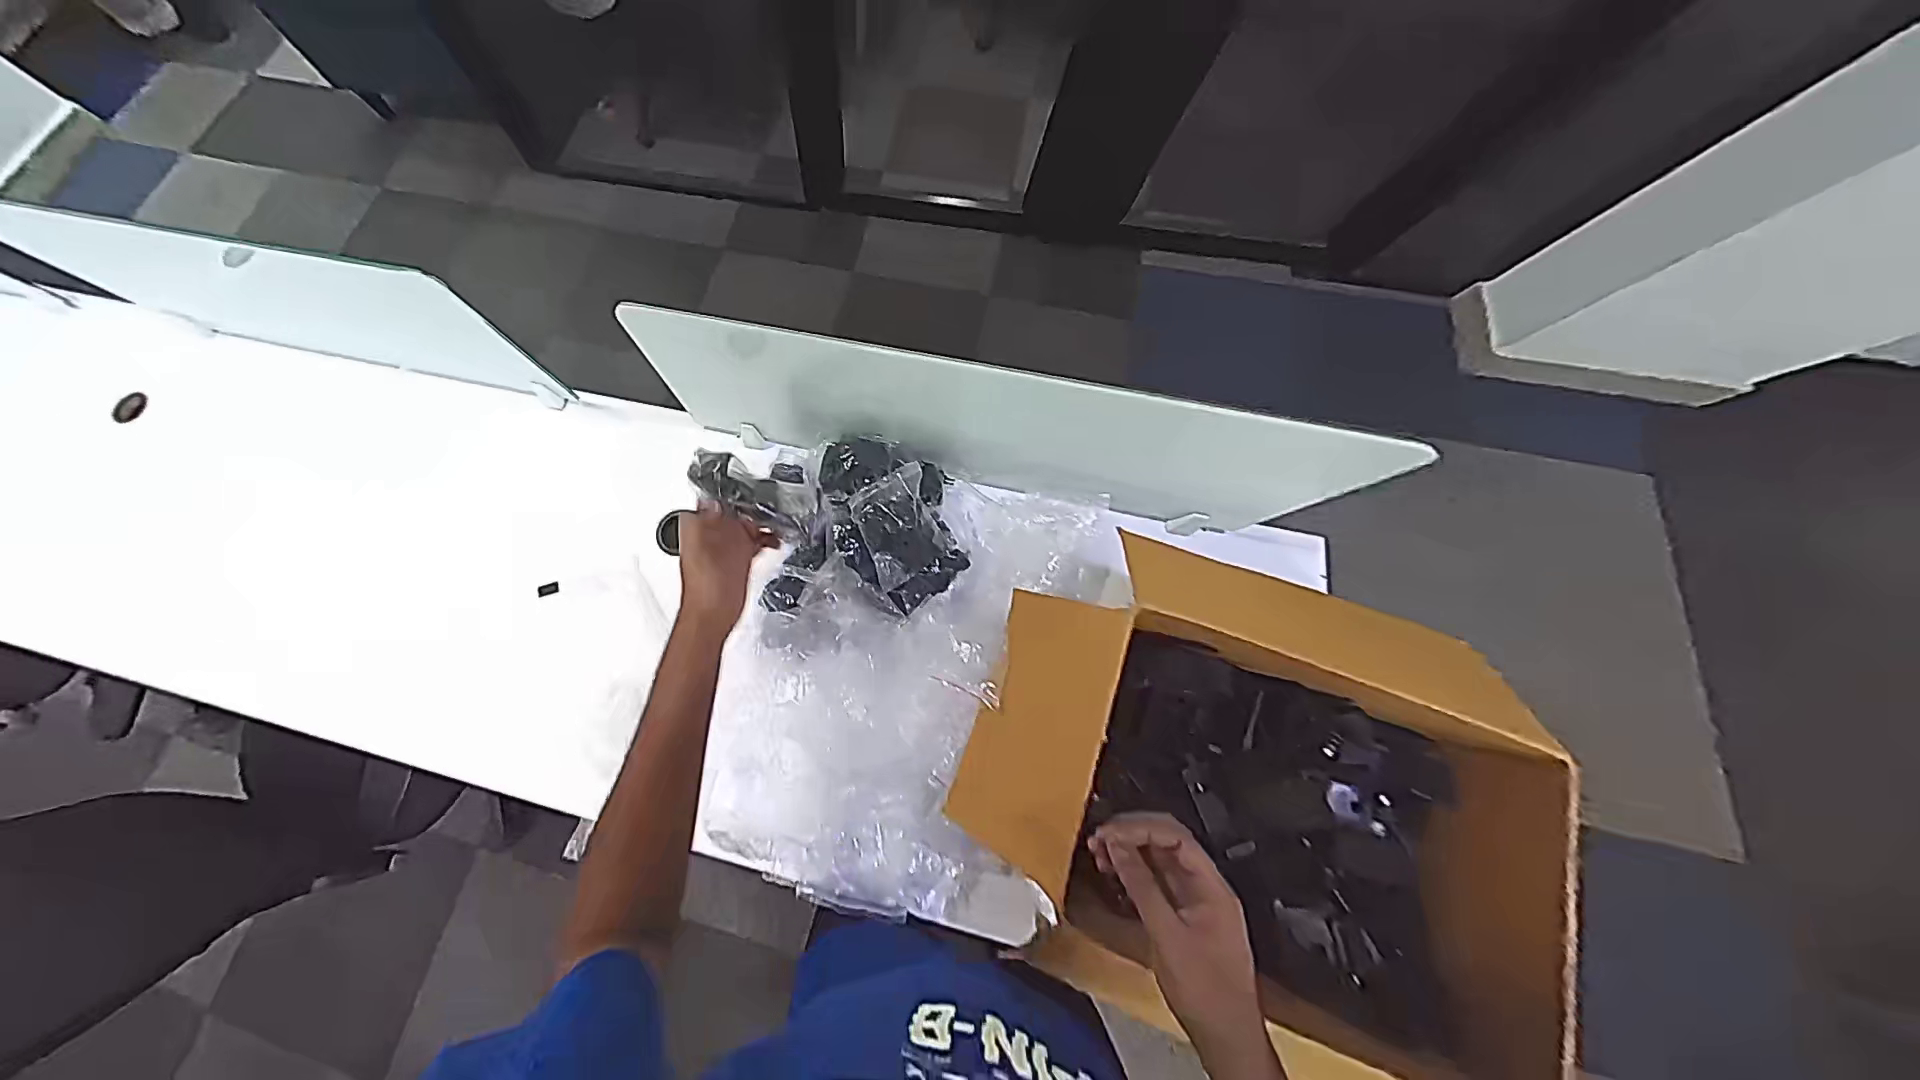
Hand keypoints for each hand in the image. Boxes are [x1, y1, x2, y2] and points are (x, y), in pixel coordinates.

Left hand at [676, 504, 778, 635]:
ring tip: (777, 526)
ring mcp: (722, 550)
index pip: (716, 502)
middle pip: (733, 514)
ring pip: (744, 529)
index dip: (735, 496)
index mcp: (697, 530)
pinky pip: (750, 544)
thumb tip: (715, 501)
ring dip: (760, 526)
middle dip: (751, 511)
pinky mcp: (735, 562)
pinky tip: (773, 541)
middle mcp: (708, 538)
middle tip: (770, 510)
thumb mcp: (715, 548)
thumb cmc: (708, 589)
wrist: (713, 616)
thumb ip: (718, 524)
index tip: (751, 495)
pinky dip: (762, 541)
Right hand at [1089, 813, 1278, 1072]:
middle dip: (1130, 834)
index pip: (1176, 836)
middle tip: (1099, 839)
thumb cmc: (1206, 992)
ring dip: (1128, 850)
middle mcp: (1204, 885)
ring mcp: (1192, 899)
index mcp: (1211, 886)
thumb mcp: (1168, 936)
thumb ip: (1142, 887)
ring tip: (1100, 853)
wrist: (1226, 1037)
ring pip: (1158, 858)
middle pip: (1166, 840)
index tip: (1109, 833)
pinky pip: (1154, 879)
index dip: (1140, 828)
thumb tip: (1118, 847)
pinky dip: (1132, 871)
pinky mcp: (1180, 913)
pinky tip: (1114, 872)